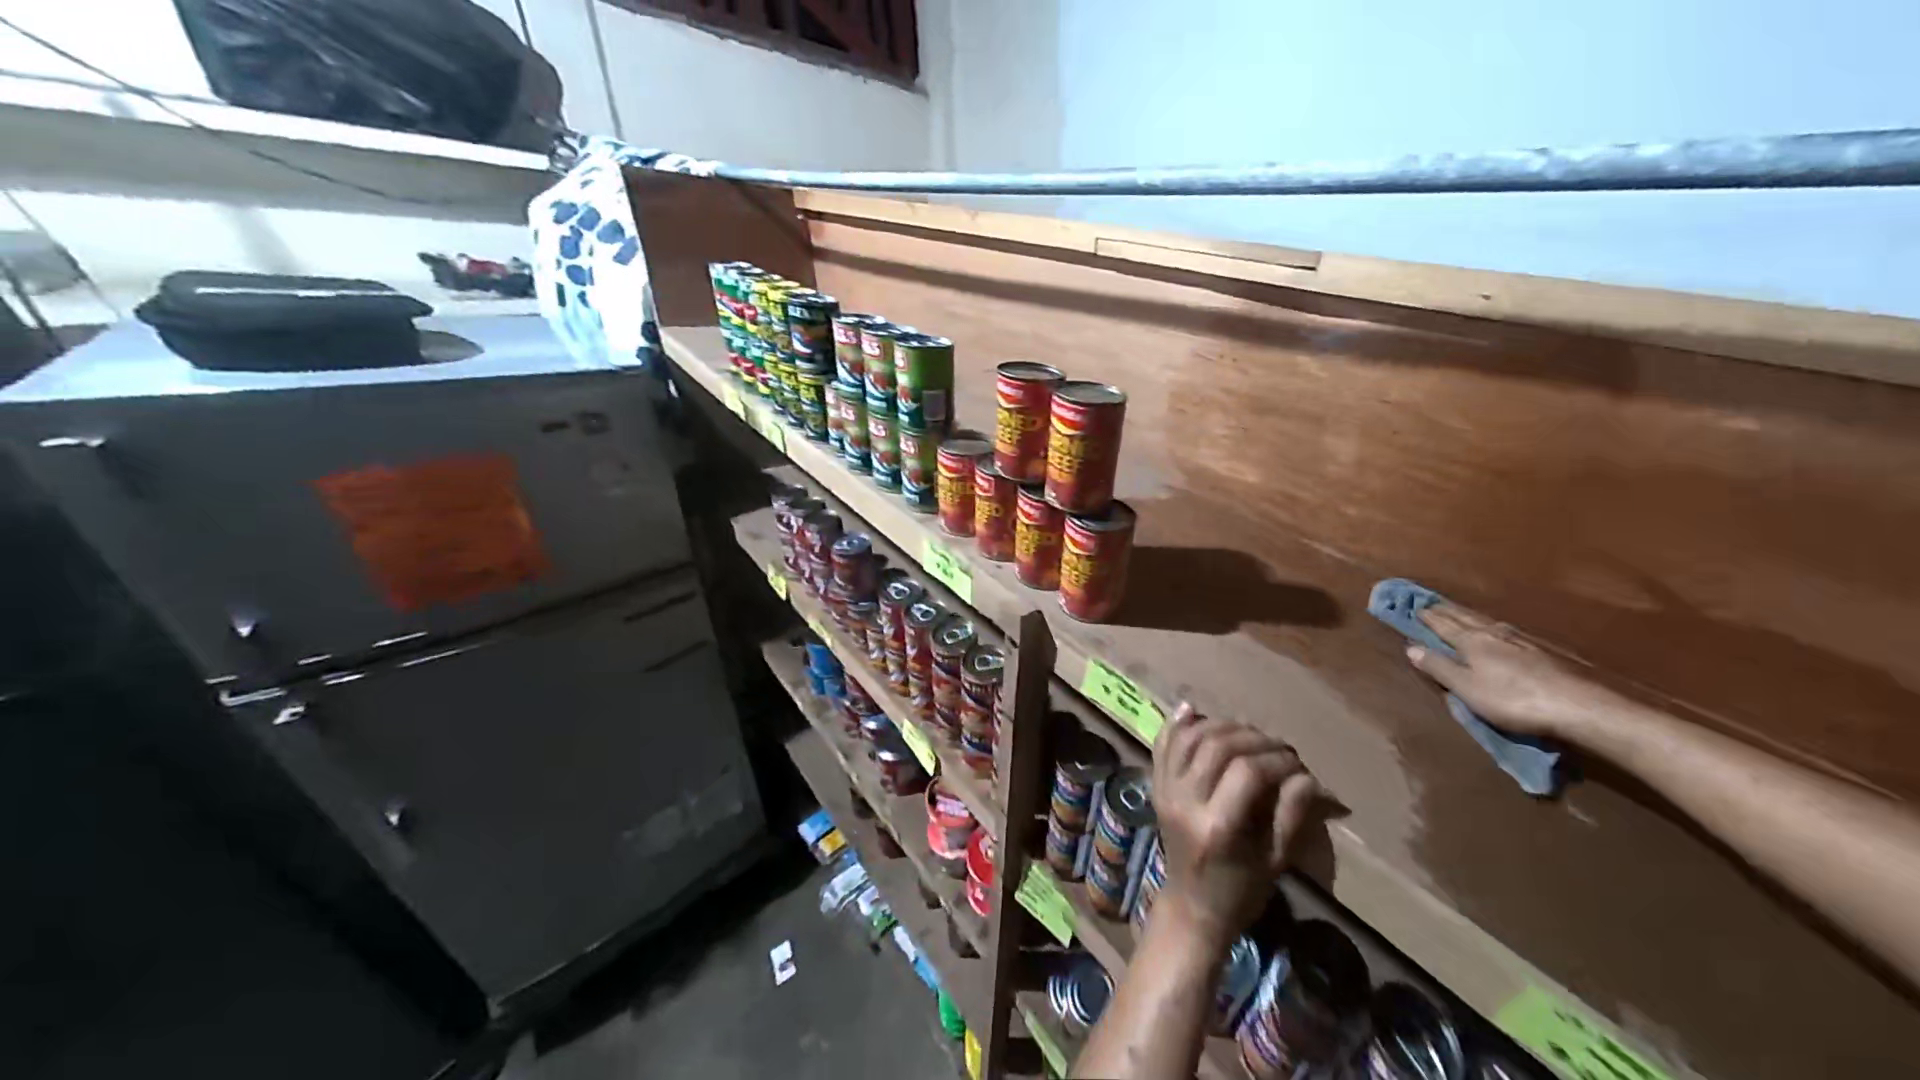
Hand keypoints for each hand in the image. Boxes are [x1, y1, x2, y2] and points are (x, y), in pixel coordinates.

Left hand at [1151, 703, 1318, 946]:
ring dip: (1222, 725)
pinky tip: (1194, 710)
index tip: (1298, 764)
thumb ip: (1292, 814)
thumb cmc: (1242, 890)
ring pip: (1190, 738)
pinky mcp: (1154, 785)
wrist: (1192, 904)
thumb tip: (1309, 776)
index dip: (1278, 760)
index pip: (1247, 771)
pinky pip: (1163, 744)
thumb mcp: (1277, 860)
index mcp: (1217, 826)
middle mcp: (1183, 801)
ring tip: (1250, 734)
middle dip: (1255, 739)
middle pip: (1217, 746)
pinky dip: (1178, 724)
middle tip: (1280, 748)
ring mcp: (1164, 790)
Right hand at [1407, 603, 1623, 738]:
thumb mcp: (1467, 688)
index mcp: (1472, 643)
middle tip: (1431, 602)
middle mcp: (1493, 635)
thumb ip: (1439, 667)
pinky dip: (1492, 626)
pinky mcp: (1540, 652)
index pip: (1443, 626)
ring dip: (1468, 615)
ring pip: (1486, 622)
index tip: (1413, 608)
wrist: (1578, 707)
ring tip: (1458, 610)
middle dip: (1446, 611)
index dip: (1428, 618)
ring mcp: (1520, 642)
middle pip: (1465, 619)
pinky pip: (1505, 631)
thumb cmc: (1512, 699)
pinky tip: (1498, 628)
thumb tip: (1410, 646)